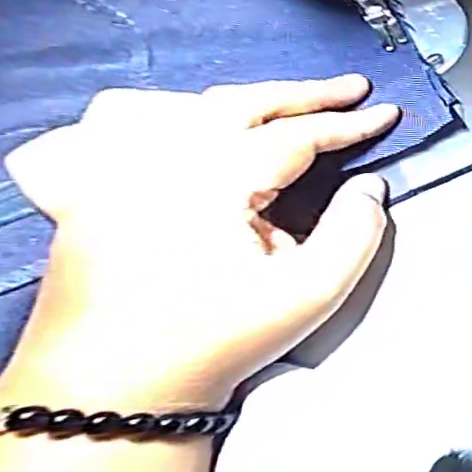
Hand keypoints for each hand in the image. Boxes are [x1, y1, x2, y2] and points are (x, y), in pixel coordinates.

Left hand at [0, 76, 400, 413]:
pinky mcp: (83, 196)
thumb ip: (356, 228)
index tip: (387, 114)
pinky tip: (171, 128)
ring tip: (277, 106)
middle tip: (352, 89)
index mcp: (207, 182)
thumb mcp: (315, 288)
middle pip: (234, 104)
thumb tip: (368, 186)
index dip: (348, 122)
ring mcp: (106, 176)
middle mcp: (148, 164)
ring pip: (170, 106)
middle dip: (302, 93)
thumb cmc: (220, 336)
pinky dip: (147, 119)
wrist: (116, 382)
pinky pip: (102, 132)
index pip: (292, 134)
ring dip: (233, 99)